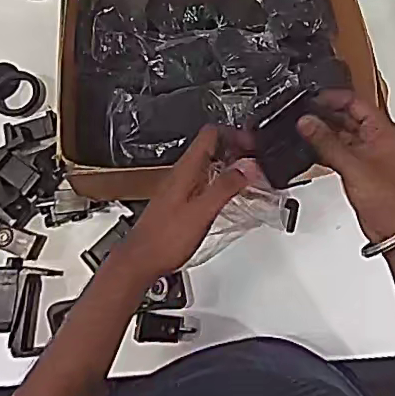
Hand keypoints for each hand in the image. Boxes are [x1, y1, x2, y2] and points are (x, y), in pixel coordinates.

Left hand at [107, 126, 256, 282]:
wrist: (139, 261)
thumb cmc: (164, 239)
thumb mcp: (202, 212)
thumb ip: (225, 187)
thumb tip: (247, 167)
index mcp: (186, 169)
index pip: (211, 134)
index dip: (234, 134)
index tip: (252, 146)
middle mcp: (181, 173)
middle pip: (211, 145)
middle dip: (235, 148)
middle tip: (254, 160)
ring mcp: (179, 185)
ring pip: (208, 163)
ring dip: (229, 164)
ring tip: (247, 175)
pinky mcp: (179, 199)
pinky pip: (204, 179)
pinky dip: (220, 180)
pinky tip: (229, 194)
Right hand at [298, 89, 394, 242]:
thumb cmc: (391, 200)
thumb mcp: (353, 166)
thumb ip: (327, 142)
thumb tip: (308, 123)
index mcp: (383, 130)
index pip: (355, 101)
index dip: (333, 97)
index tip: (313, 99)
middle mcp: (377, 139)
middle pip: (349, 115)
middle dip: (326, 113)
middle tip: (304, 114)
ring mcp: (370, 154)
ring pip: (344, 133)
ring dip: (326, 131)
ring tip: (305, 129)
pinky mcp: (362, 169)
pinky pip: (342, 150)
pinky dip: (328, 148)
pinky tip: (314, 149)